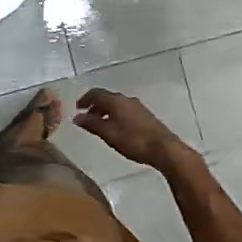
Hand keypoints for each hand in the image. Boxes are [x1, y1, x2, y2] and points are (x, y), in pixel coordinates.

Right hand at [74, 88, 190, 168]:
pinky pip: (124, 110)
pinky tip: (115, 128)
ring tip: (99, 125)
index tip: (77, 108)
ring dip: (105, 111)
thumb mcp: (109, 134)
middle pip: (106, 98)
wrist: (164, 148)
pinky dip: (115, 115)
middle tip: (86, 118)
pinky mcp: (145, 115)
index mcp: (116, 101)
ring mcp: (137, 106)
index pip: (96, 93)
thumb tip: (77, 117)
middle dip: (94, 106)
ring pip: (116, 104)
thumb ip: (92, 124)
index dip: (85, 99)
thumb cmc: (133, 140)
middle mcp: (126, 99)